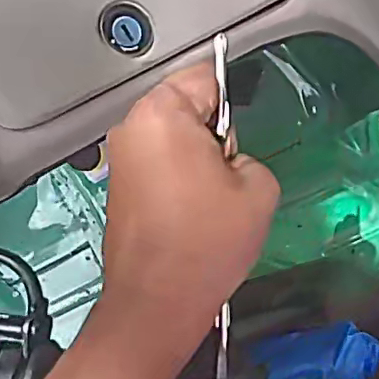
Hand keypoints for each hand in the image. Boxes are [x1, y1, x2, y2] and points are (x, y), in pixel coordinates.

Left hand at [95, 61, 278, 359]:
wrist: (158, 301)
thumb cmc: (203, 246)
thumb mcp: (259, 188)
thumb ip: (249, 154)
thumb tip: (229, 162)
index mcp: (162, 115)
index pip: (206, 77)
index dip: (234, 99)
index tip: (243, 126)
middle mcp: (131, 130)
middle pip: (186, 109)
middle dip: (212, 134)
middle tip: (228, 175)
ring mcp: (120, 161)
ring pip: (173, 142)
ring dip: (196, 161)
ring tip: (211, 201)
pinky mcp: (119, 189)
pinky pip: (159, 167)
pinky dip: (178, 182)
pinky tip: (193, 215)